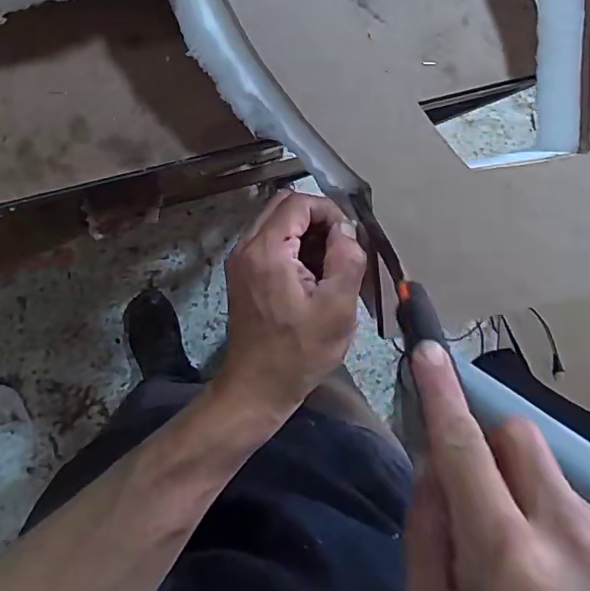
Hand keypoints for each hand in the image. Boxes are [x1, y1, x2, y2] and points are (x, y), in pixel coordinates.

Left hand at [217, 191, 368, 418]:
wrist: (256, 388)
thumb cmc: (299, 352)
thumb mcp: (337, 307)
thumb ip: (347, 259)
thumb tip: (346, 230)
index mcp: (267, 250)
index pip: (299, 202)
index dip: (329, 211)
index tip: (349, 238)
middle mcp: (247, 246)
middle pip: (285, 205)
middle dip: (318, 218)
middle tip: (341, 246)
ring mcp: (241, 259)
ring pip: (277, 221)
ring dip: (306, 232)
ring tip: (329, 262)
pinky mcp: (243, 273)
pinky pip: (270, 240)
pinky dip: (293, 245)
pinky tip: (312, 274)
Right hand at [404, 341, 589, 590]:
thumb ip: (428, 541)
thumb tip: (432, 465)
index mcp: (511, 563)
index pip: (463, 449)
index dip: (440, 395)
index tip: (428, 352)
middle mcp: (575, 538)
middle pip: (519, 436)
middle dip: (493, 457)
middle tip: (485, 509)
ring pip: (558, 480)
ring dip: (537, 508)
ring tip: (545, 585)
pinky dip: (578, 541)